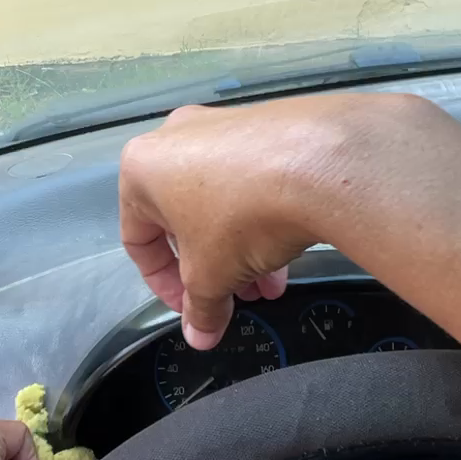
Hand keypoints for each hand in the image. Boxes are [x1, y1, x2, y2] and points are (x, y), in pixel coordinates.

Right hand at [118, 92, 460, 348]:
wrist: (322, 161)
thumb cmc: (241, 218)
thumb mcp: (211, 275)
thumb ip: (200, 308)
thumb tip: (199, 337)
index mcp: (142, 168)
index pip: (138, 240)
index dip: (163, 285)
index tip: (191, 309)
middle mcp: (176, 136)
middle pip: (184, 220)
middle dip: (211, 268)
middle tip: (236, 298)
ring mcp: (224, 124)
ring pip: (221, 201)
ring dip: (239, 249)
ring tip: (269, 282)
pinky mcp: (267, 122)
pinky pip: (251, 178)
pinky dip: (261, 216)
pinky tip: (287, 246)